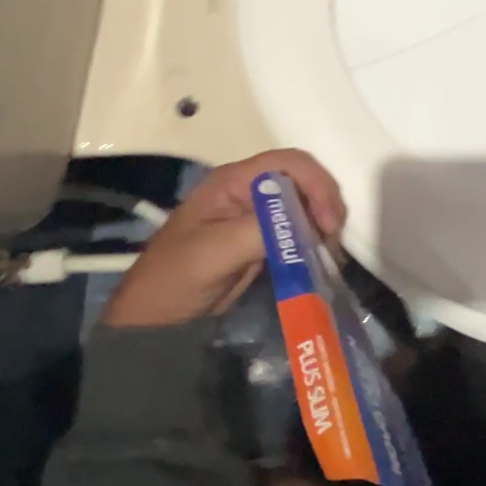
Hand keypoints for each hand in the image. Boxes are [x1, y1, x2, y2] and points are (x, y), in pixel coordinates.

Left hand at [103, 149, 345, 328]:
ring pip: (304, 204)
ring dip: (321, 222)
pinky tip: (318, 257)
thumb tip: (303, 224)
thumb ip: (256, 230)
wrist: (153, 321)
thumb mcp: (212, 253)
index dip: (315, 183)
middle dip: (323, 203)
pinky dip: (313, 239)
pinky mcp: (262, 240)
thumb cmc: (174, 280)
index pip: (287, 163)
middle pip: (301, 179)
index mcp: (232, 181)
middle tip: (332, 239)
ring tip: (327, 252)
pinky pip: (297, 229)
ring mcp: (256, 215)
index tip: (328, 221)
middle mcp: (248, 190)